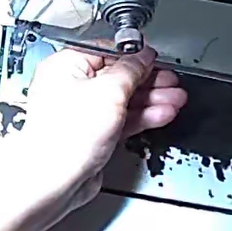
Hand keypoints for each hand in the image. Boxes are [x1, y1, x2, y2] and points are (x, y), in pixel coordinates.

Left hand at [9, 46, 186, 214]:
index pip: (103, 51)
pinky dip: (141, 116)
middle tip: (170, 79)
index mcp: (64, 67)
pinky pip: (120, 119)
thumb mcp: (108, 91)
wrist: (55, 179)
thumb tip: (142, 56)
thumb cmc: (65, 135)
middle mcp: (69, 88)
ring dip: (150, 98)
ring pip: (121, 99)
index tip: (153, 58)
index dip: (131, 54)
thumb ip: (130, 70)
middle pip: (115, 76)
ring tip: (175, 97)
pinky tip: (162, 113)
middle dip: (147, 79)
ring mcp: (81, 113)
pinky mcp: (91, 134)